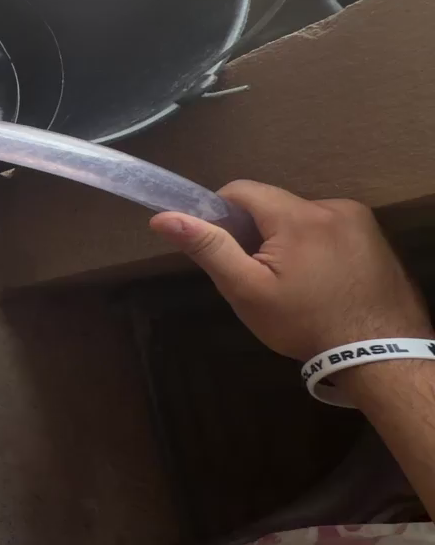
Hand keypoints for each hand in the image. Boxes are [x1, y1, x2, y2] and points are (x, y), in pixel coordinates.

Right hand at [150, 180, 432, 360]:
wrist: (381, 354)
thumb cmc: (302, 321)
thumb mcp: (244, 287)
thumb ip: (207, 246)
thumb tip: (162, 217)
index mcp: (301, 217)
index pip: (241, 190)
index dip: (217, 213)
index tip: (220, 247)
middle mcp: (336, 208)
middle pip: (269, 204)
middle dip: (250, 230)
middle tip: (251, 271)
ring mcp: (362, 223)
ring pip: (295, 215)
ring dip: (278, 237)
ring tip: (285, 278)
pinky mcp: (375, 238)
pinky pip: (322, 227)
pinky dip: (306, 244)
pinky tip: (312, 278)